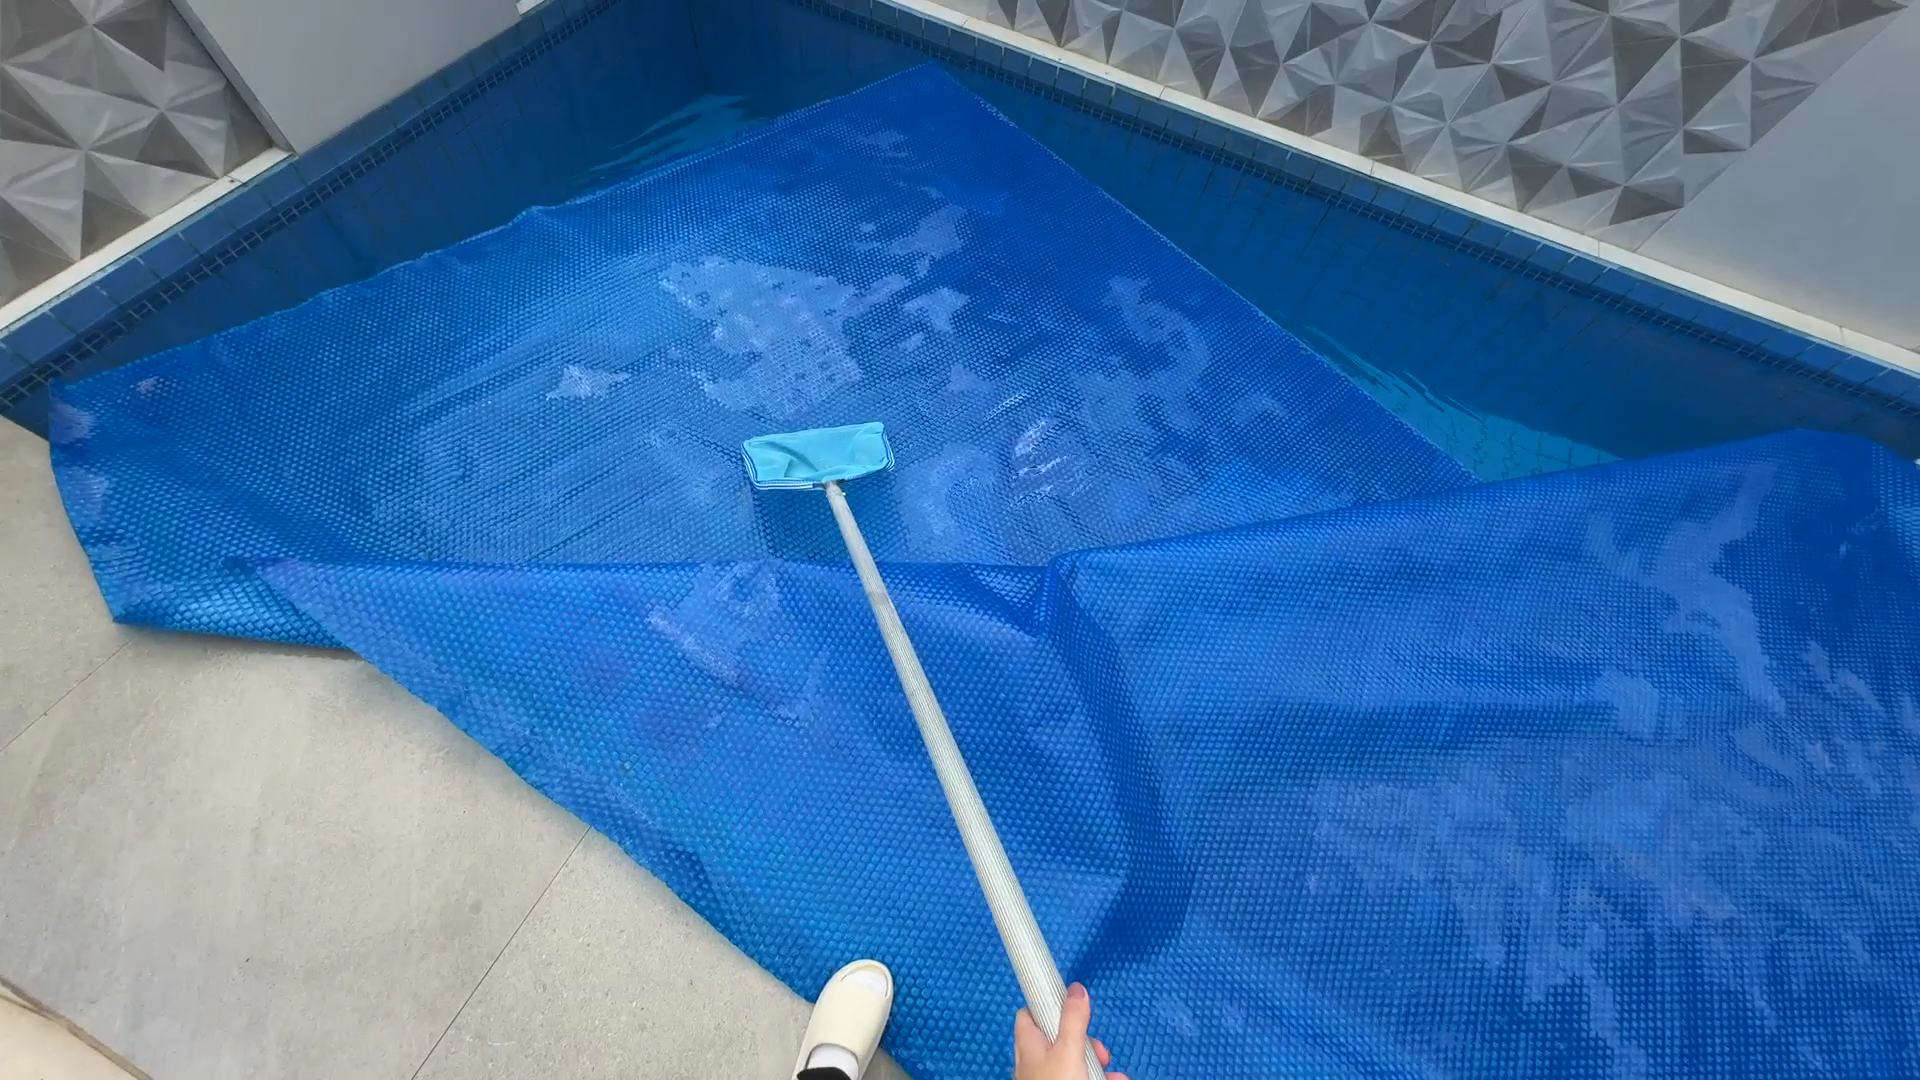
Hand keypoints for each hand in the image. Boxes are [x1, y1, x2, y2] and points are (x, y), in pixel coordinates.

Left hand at [1013, 983, 1126, 1079]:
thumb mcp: (1069, 1050)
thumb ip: (1073, 1019)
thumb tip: (1076, 987)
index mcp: (1028, 1044)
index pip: (1030, 1014)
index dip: (1050, 1007)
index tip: (1075, 1009)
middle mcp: (1034, 1063)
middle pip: (1059, 1041)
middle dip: (1087, 1044)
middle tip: (1102, 1052)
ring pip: (1074, 1065)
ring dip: (1098, 1067)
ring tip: (1117, 1076)